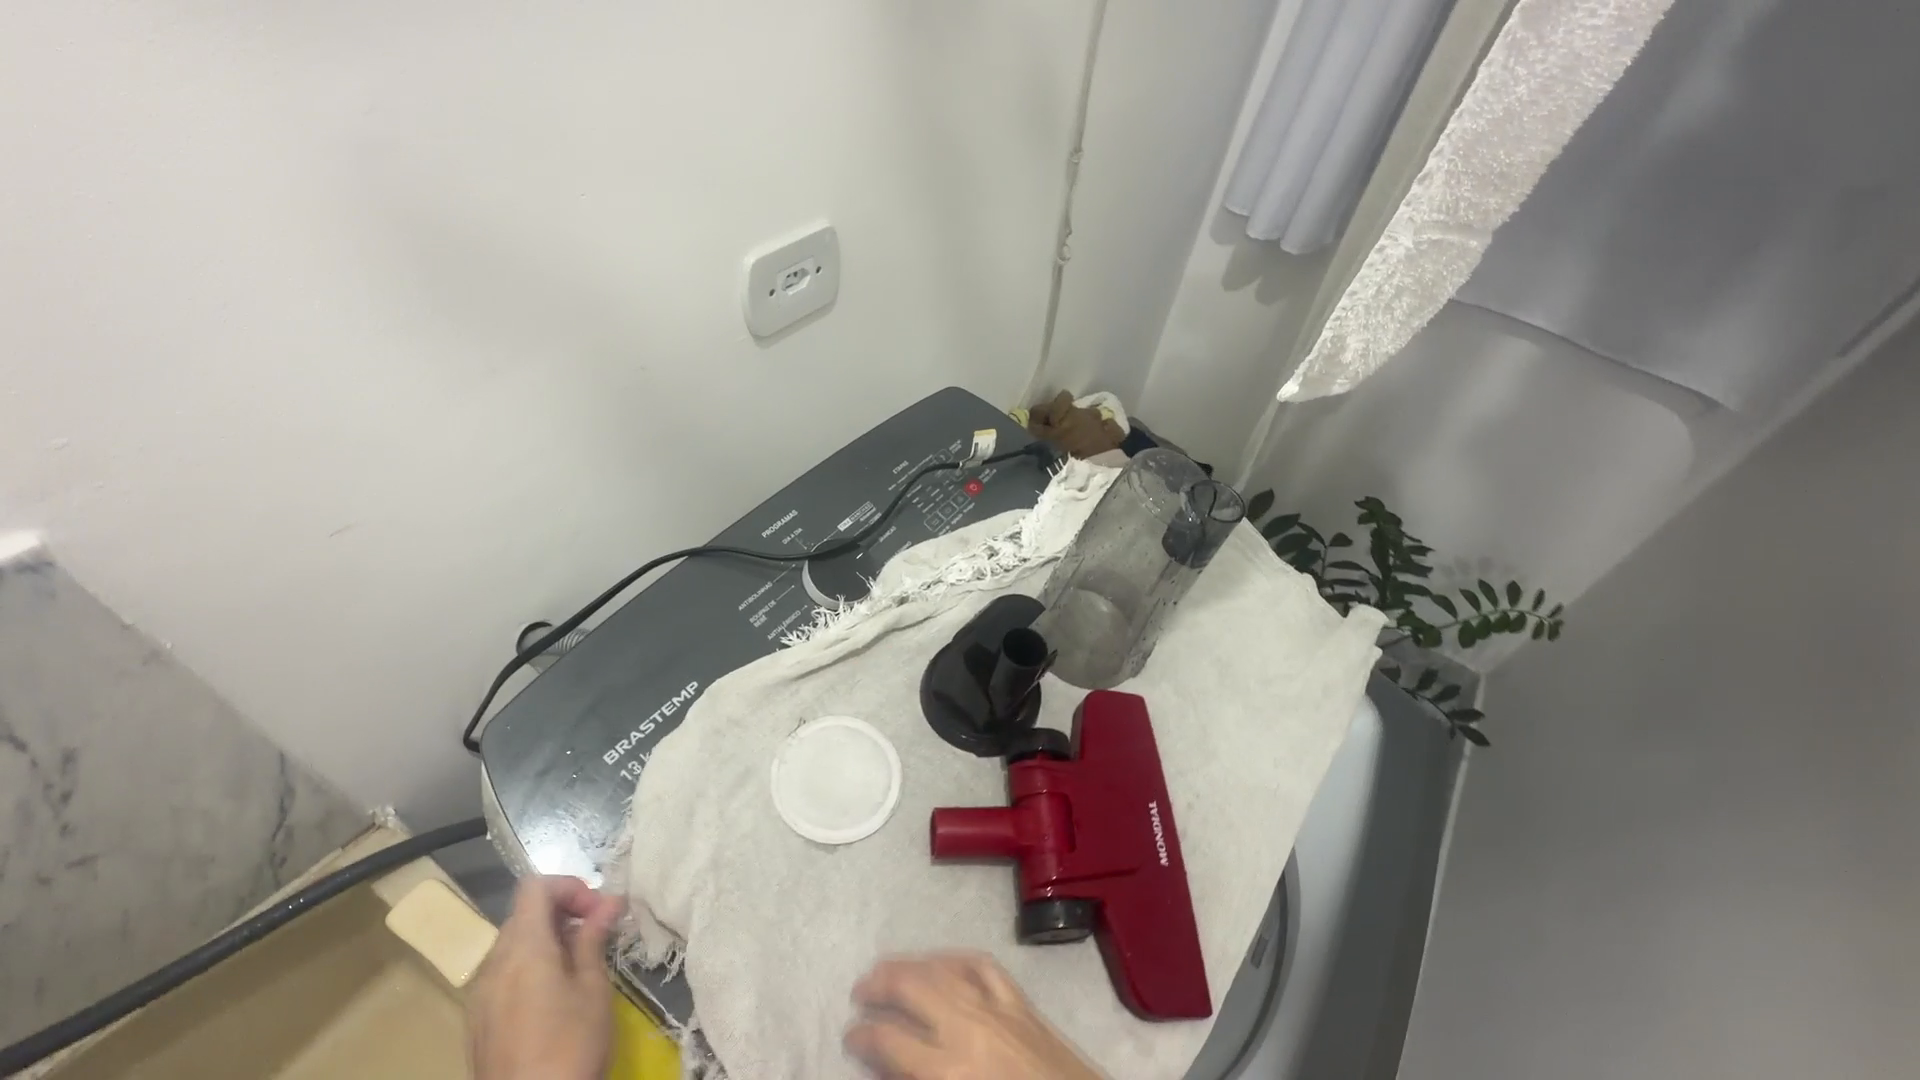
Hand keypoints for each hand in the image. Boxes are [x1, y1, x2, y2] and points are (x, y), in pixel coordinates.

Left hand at [467, 875, 624, 1079]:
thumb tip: (608, 901)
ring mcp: (480, 996)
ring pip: (514, 946)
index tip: (600, 911)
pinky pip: (504, 976)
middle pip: (524, 915)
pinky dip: (532, 968)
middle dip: (564, 913)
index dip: (570, 887)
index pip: (535, 887)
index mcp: (523, 948)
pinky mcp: (478, 1023)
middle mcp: (493, 964)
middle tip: (600, 935)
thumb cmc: (571, 1047)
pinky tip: (556, 999)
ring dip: (549, 941)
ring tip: (582, 967)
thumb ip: (593, 938)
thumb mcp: (593, 988)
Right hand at [845, 952, 1102, 1079]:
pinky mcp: (1021, 1002)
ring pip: (942, 969)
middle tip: (859, 992)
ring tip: (887, 967)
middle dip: (879, 985)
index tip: (848, 1035)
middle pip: (912, 988)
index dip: (862, 1035)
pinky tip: (941, 960)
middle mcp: (968, 1027)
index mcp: (949, 1068)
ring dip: (910, 964)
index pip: (890, 1040)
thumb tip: (887, 1066)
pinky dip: (956, 958)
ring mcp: (997, 1007)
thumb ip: (919, 1079)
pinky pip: (982, 966)